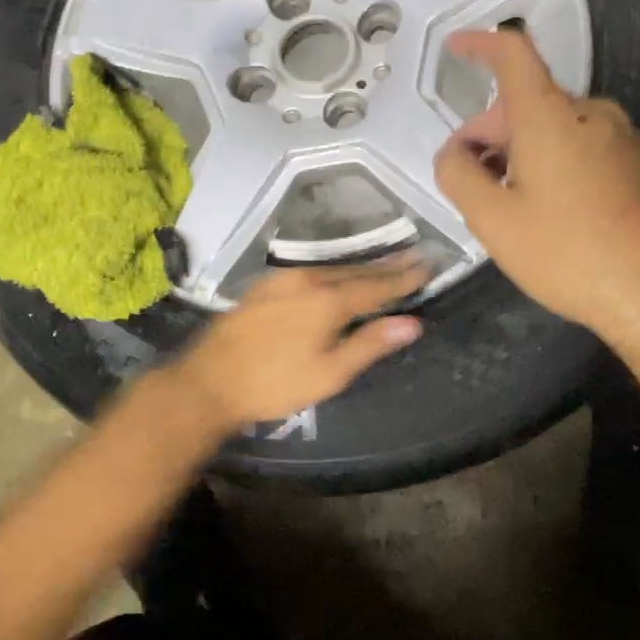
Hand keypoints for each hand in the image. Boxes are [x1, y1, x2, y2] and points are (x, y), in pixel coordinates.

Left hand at [173, 261, 429, 428]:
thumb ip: (370, 345)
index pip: (377, 286)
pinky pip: (314, 271)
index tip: (430, 265)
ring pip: (334, 269)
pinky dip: (337, 270)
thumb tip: (412, 323)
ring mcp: (284, 280)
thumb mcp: (329, 374)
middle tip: (418, 255)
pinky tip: (340, 273)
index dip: (405, 279)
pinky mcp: (267, 286)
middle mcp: (309, 280)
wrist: (209, 381)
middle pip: (357, 271)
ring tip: (389, 260)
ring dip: (364, 266)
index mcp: (328, 301)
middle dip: (390, 266)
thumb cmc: (274, 384)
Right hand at [432, 30, 639, 349]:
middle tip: (473, 178)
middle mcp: (593, 113)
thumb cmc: (569, 253)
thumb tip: (453, 152)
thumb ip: (458, 175)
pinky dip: (563, 164)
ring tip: (516, 204)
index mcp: (550, 114)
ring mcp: (628, 138)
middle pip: (531, 101)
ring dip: (528, 151)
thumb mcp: (494, 221)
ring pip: (561, 128)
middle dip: (493, 130)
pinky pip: (591, 149)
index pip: (512, 52)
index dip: (479, 43)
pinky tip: (561, 215)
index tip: (455, 48)